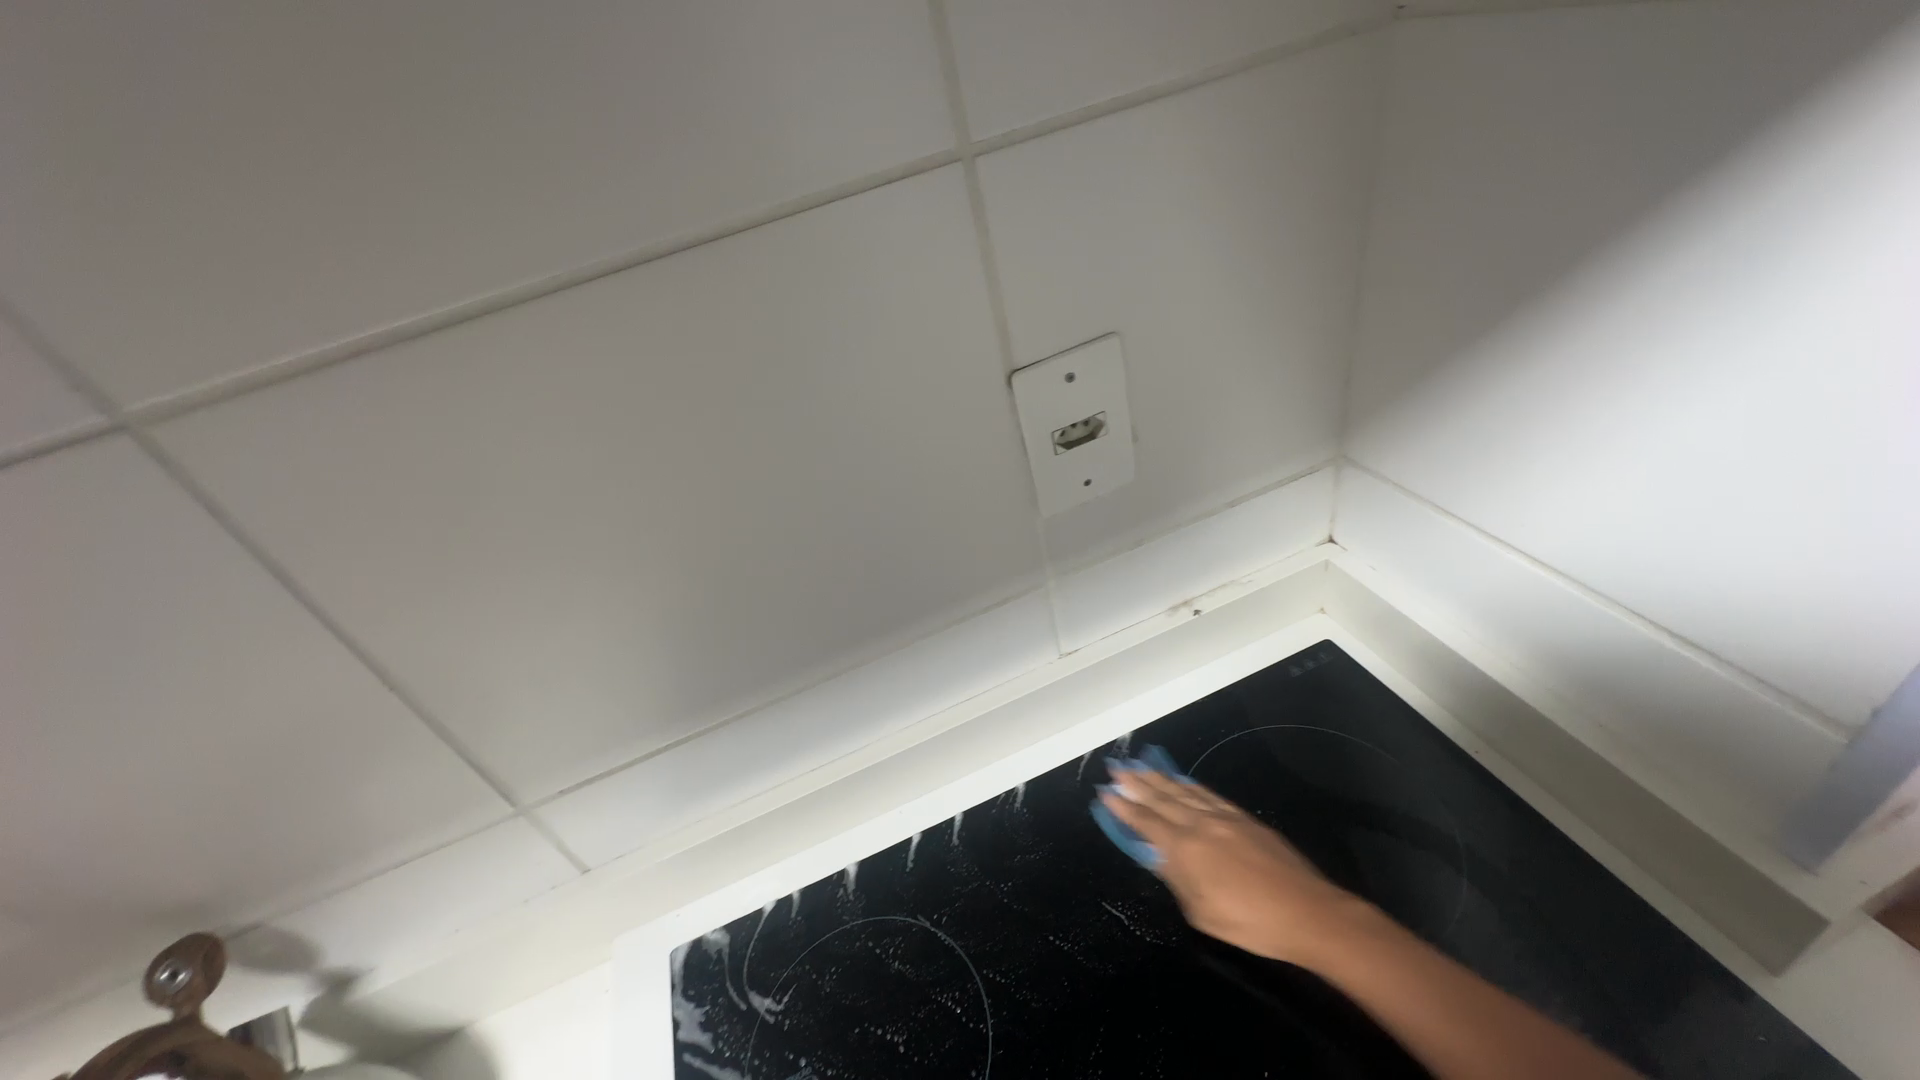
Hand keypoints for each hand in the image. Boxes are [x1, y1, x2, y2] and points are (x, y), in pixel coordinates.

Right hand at [1100, 768, 1373, 964]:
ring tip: (1140, 767)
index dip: (1124, 808)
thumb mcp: (1200, 911)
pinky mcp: (1244, 818)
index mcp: (1185, 849)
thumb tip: (1154, 854)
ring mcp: (1224, 818)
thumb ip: (1175, 878)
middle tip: (1116, 767)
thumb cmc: (1249, 923)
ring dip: (1159, 778)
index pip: (1146, 822)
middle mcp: (1201, 824)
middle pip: (1162, 799)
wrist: (1307, 913)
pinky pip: (1208, 794)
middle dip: (1136, 783)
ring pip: (1184, 791)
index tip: (1105, 793)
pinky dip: (1189, 784)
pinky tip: (1181, 780)